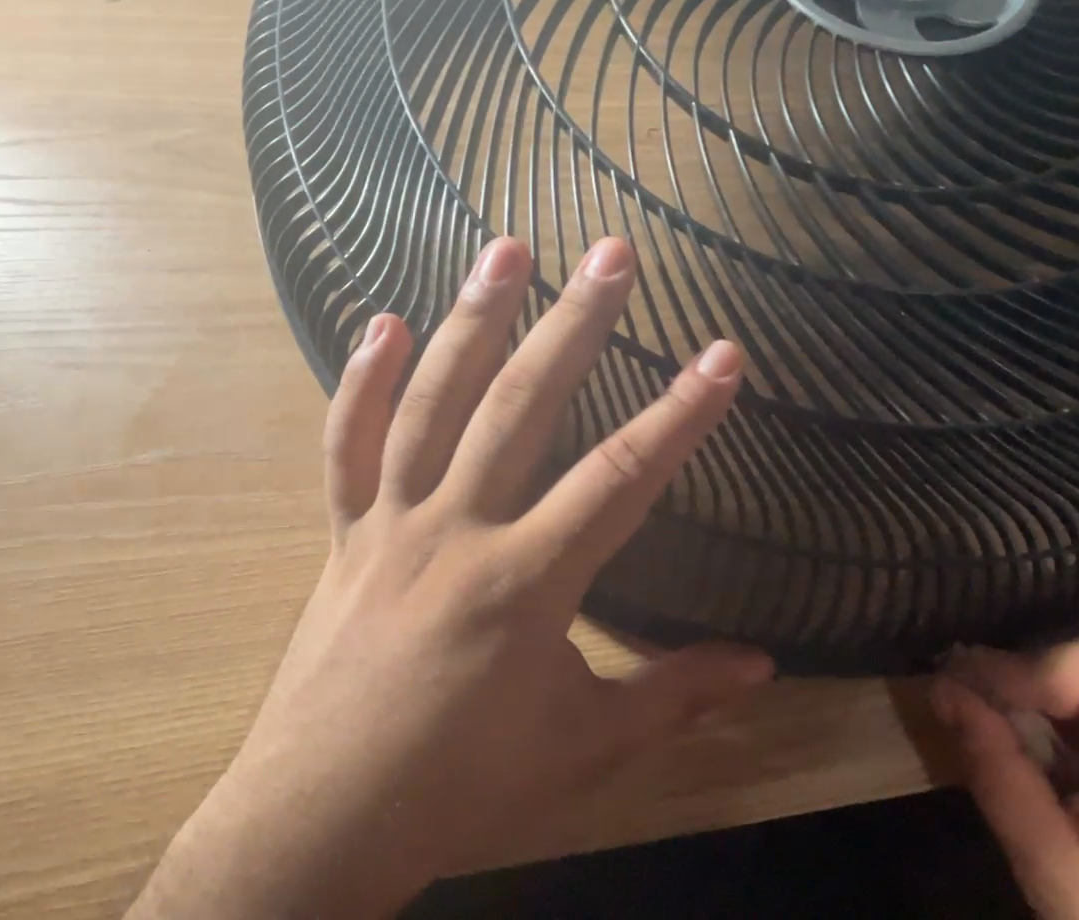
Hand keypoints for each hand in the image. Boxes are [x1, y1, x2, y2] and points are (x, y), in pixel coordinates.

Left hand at [129, 237, 774, 919]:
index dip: (681, 416)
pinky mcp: (345, 537)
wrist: (315, 829)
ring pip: (432, 404)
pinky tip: (384, 319)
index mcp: (525, 584)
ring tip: (506, 248)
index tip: (725, 357)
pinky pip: (348, 446)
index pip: (621, 479)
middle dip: (576, 325)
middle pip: (522, 407)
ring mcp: (391, 527)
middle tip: (612, 253)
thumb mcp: (585, 747)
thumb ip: (674, 695)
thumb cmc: (461, 788)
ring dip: (474, 320)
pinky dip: (364, 380)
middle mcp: (457, 533)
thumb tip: (763, 667)